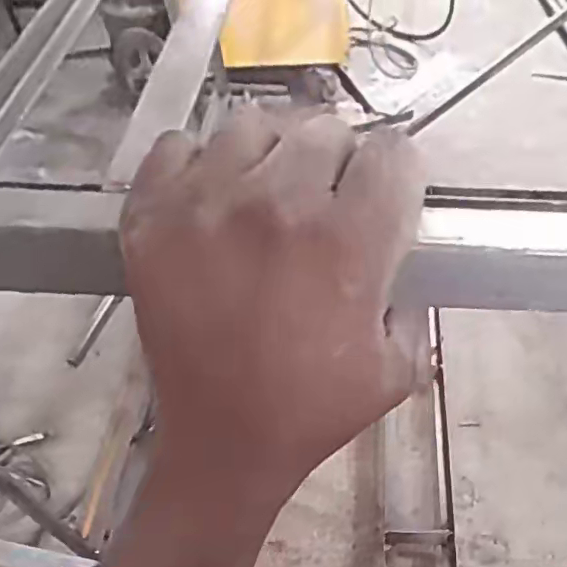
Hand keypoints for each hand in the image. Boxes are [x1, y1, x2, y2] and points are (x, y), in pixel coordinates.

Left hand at [119, 106, 427, 500]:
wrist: (226, 441)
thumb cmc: (316, 412)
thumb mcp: (398, 373)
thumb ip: (414, 304)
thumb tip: (399, 259)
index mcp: (347, 247)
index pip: (393, 156)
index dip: (399, 175)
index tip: (389, 197)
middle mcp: (275, 207)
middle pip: (326, 129)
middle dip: (342, 164)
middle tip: (333, 207)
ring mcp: (204, 206)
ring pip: (255, 126)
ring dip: (277, 156)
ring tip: (274, 201)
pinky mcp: (151, 217)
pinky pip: (182, 147)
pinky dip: (206, 167)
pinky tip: (220, 208)